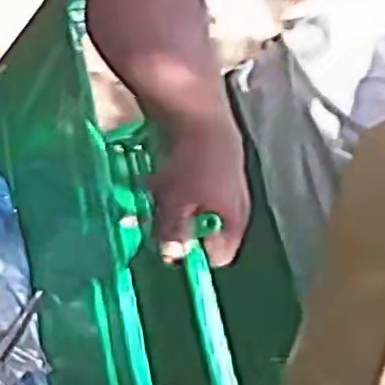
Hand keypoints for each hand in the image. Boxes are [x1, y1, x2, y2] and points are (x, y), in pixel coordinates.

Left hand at [150, 115, 248, 266]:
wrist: (203, 126)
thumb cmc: (194, 168)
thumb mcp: (177, 203)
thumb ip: (173, 231)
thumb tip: (172, 259)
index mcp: (232, 223)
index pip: (218, 256)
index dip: (192, 259)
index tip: (166, 253)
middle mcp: (230, 213)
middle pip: (198, 236)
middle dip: (172, 231)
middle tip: (153, 219)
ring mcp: (219, 196)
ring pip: (186, 215)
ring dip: (166, 209)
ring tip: (157, 193)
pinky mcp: (205, 180)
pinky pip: (182, 197)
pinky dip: (167, 193)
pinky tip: (157, 181)